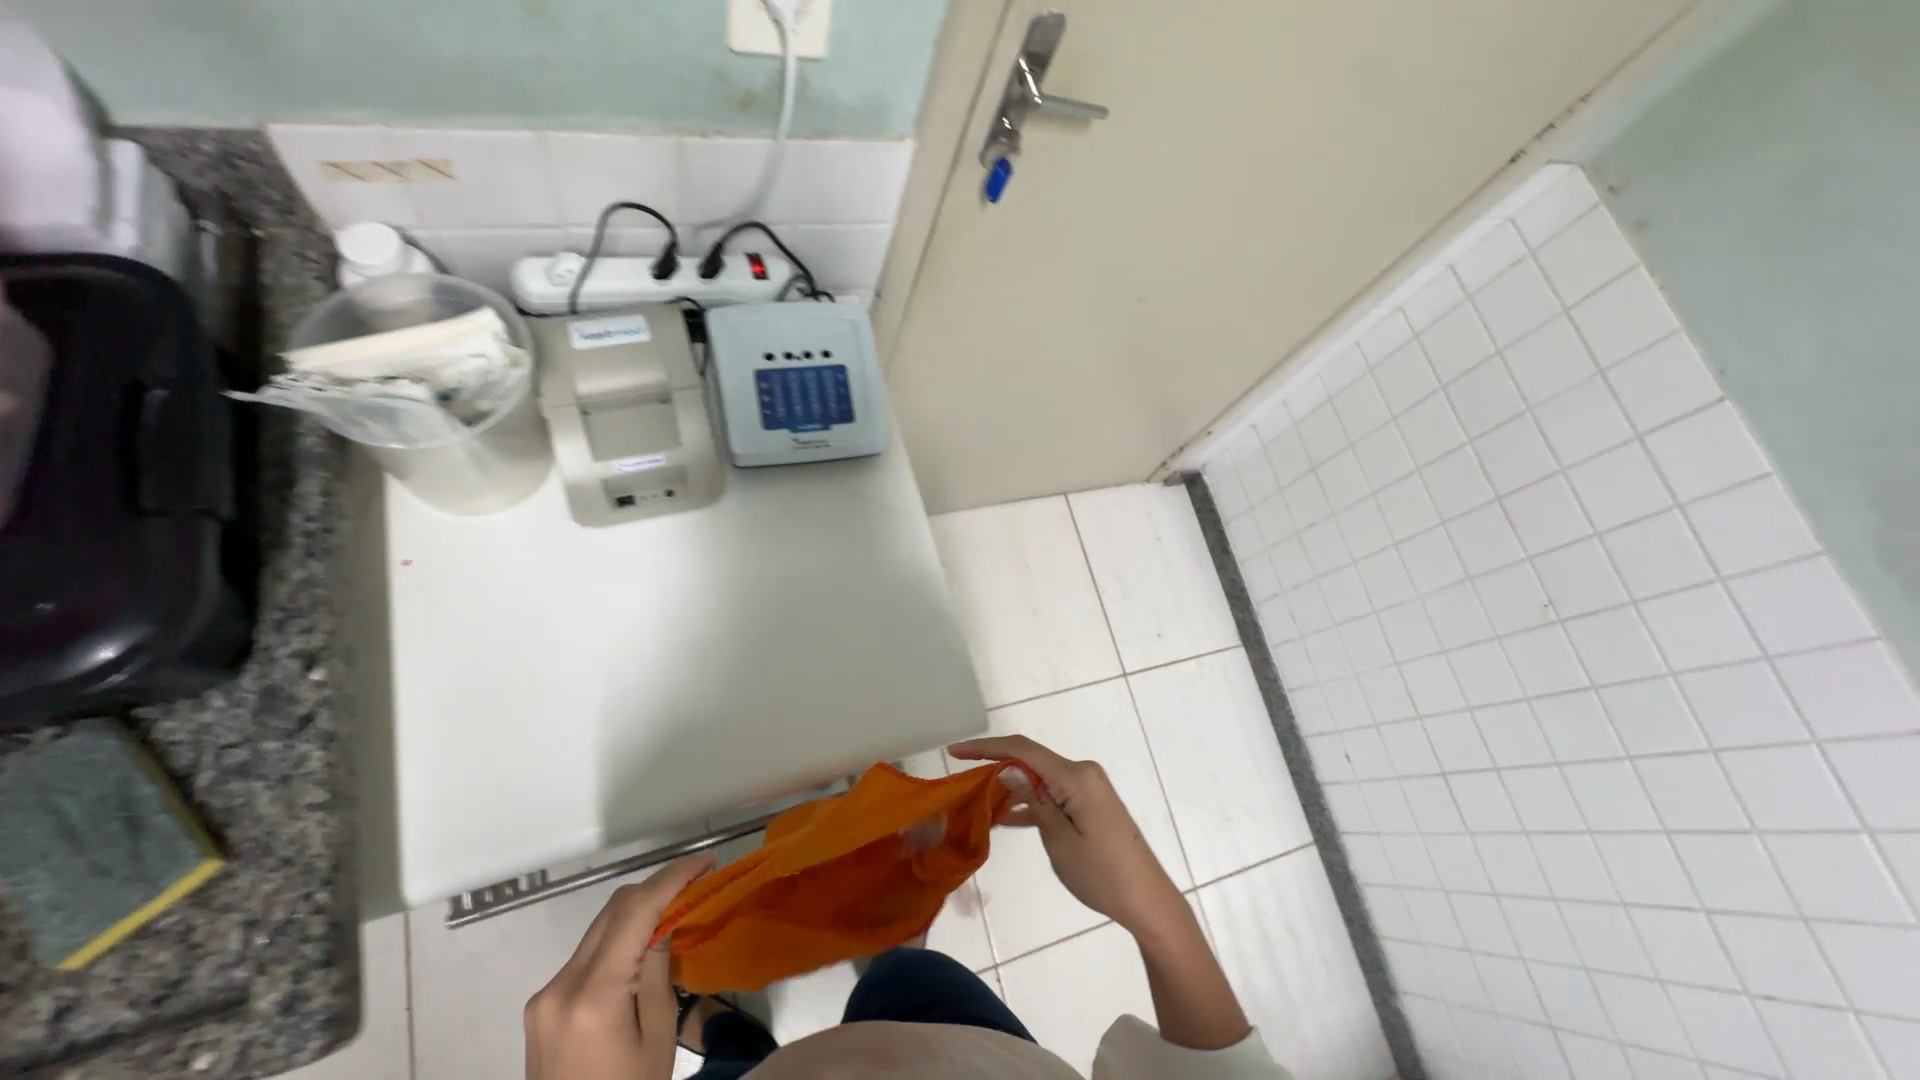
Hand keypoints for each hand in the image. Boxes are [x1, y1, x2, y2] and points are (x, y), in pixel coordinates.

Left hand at [524, 854, 714, 1079]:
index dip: (672, 878)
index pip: (636, 912)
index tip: (705, 862)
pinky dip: (617, 941)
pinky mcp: (540, 1006)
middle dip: (656, 889)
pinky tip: (642, 952)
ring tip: (676, 914)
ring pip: (597, 930)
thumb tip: (665, 922)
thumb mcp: (659, 1038)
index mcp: (595, 996)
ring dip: (636, 913)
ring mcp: (544, 995)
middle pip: (612, 911)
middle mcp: (560, 985)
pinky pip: (585, 955)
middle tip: (697, 886)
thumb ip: (658, 974)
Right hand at [949, 735, 1184, 936]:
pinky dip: (1032, 803)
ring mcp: (1088, 787)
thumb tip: (1008, 770)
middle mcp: (1083, 773)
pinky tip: (1005, 818)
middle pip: (1030, 760)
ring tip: (977, 799)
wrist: (1146, 899)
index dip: (986, 747)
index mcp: (1076, 777)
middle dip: (996, 765)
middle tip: (962, 779)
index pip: (1022, 750)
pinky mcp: (1090, 802)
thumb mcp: (1058, 840)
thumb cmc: (1101, 874)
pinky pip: (1053, 793)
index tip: (954, 751)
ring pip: (1041, 777)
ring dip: (1012, 787)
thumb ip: (1034, 801)